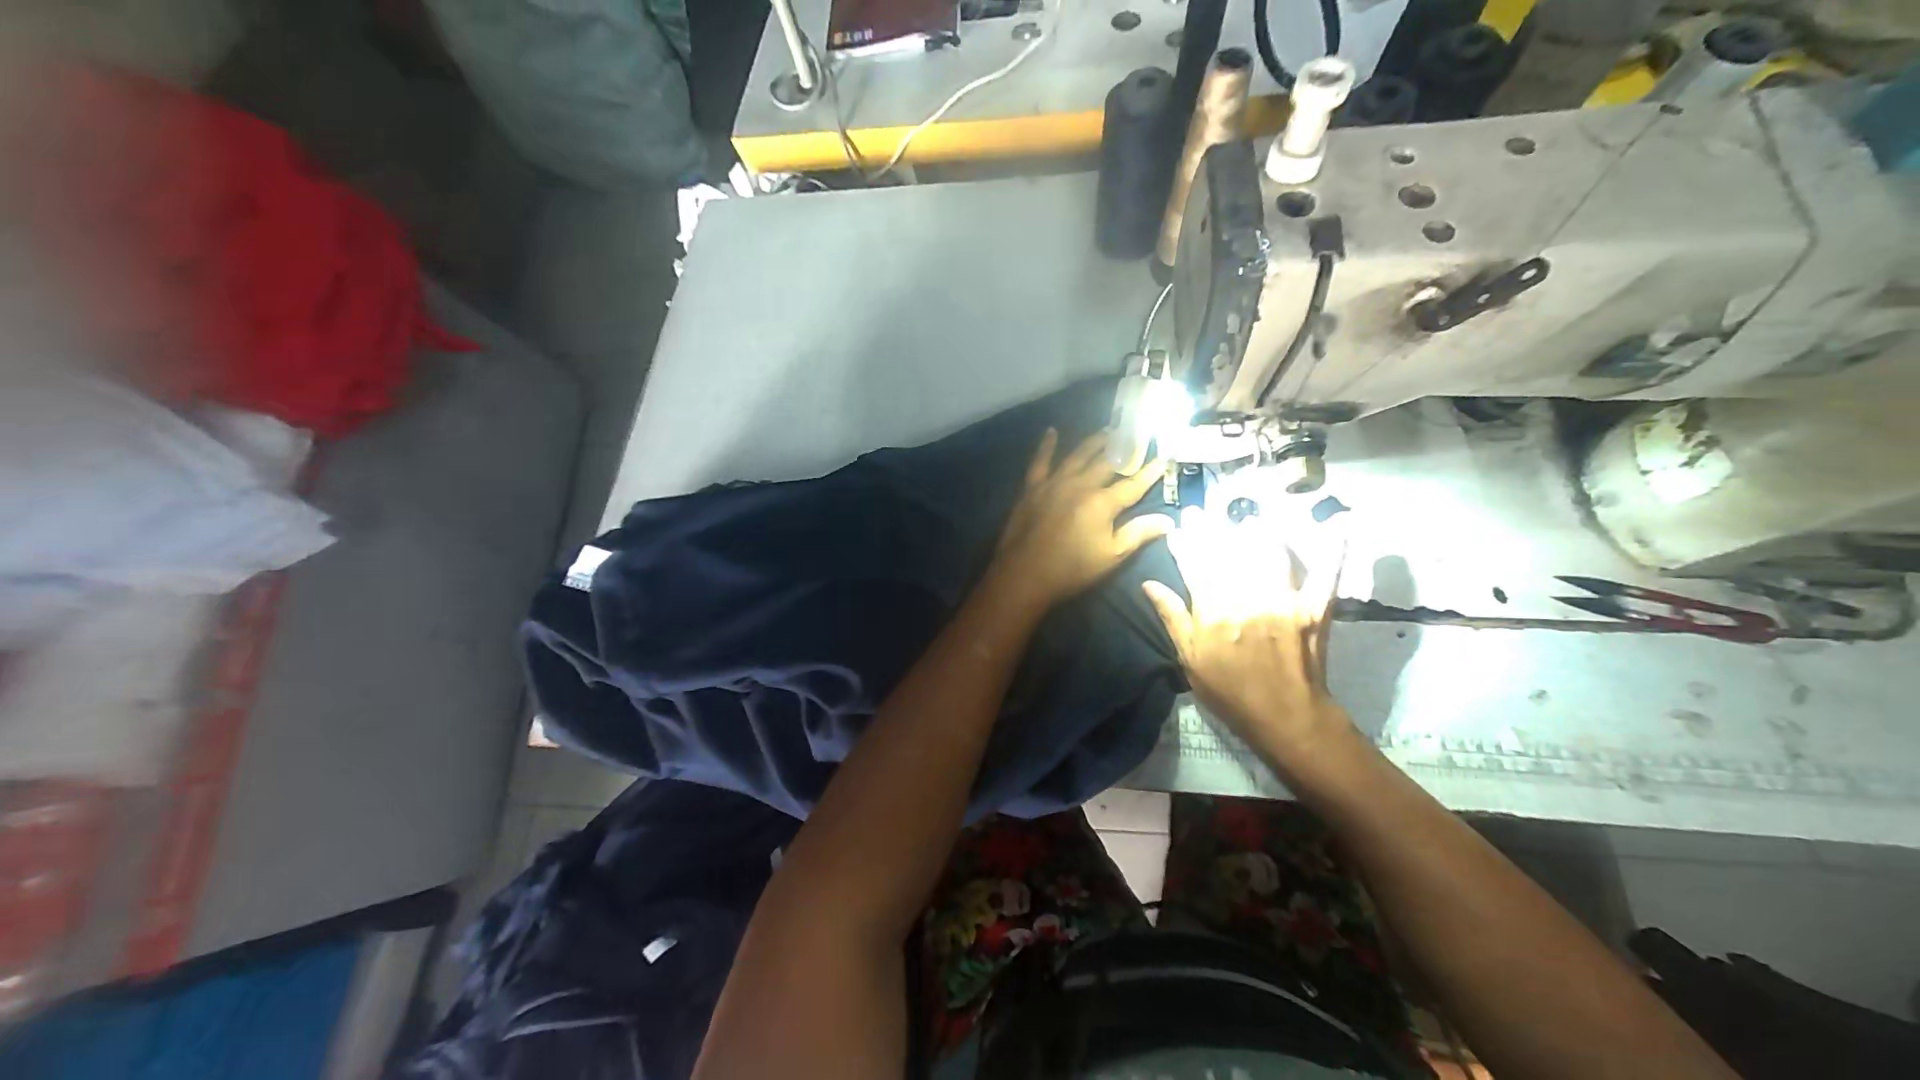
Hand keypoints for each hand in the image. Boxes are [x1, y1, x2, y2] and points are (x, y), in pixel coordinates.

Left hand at [990, 430, 1172, 610]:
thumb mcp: (1111, 555)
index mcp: (1102, 502)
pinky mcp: (1032, 488)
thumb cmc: (1072, 569)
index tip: (1165, 457)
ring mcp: (1054, 483)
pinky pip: (1040, 461)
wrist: (1024, 576)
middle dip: (1124, 448)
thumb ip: (1138, 533)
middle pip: (1106, 462)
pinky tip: (1051, 432)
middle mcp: (1080, 485)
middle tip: (1137, 433)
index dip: (1150, 472)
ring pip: (1077, 455)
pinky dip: (1047, 446)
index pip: (1133, 484)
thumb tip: (1169, 520)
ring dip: (1094, 441)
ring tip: (1107, 430)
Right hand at [1141, 512, 1351, 761]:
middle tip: (1204, 513)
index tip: (1179, 524)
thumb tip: (1149, 585)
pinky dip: (1332, 551)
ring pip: (1268, 553)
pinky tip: (1337, 527)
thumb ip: (1173, 618)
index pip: (1194, 564)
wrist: (1285, 718)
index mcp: (1213, 611)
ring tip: (1247, 521)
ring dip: (1256, 532)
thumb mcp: (1190, 659)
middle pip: (1228, 552)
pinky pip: (1325, 574)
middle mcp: (1246, 597)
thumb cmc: (1230, 693)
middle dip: (1212, 529)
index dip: (1185, 541)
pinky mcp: (1314, 609)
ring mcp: (1284, 600)